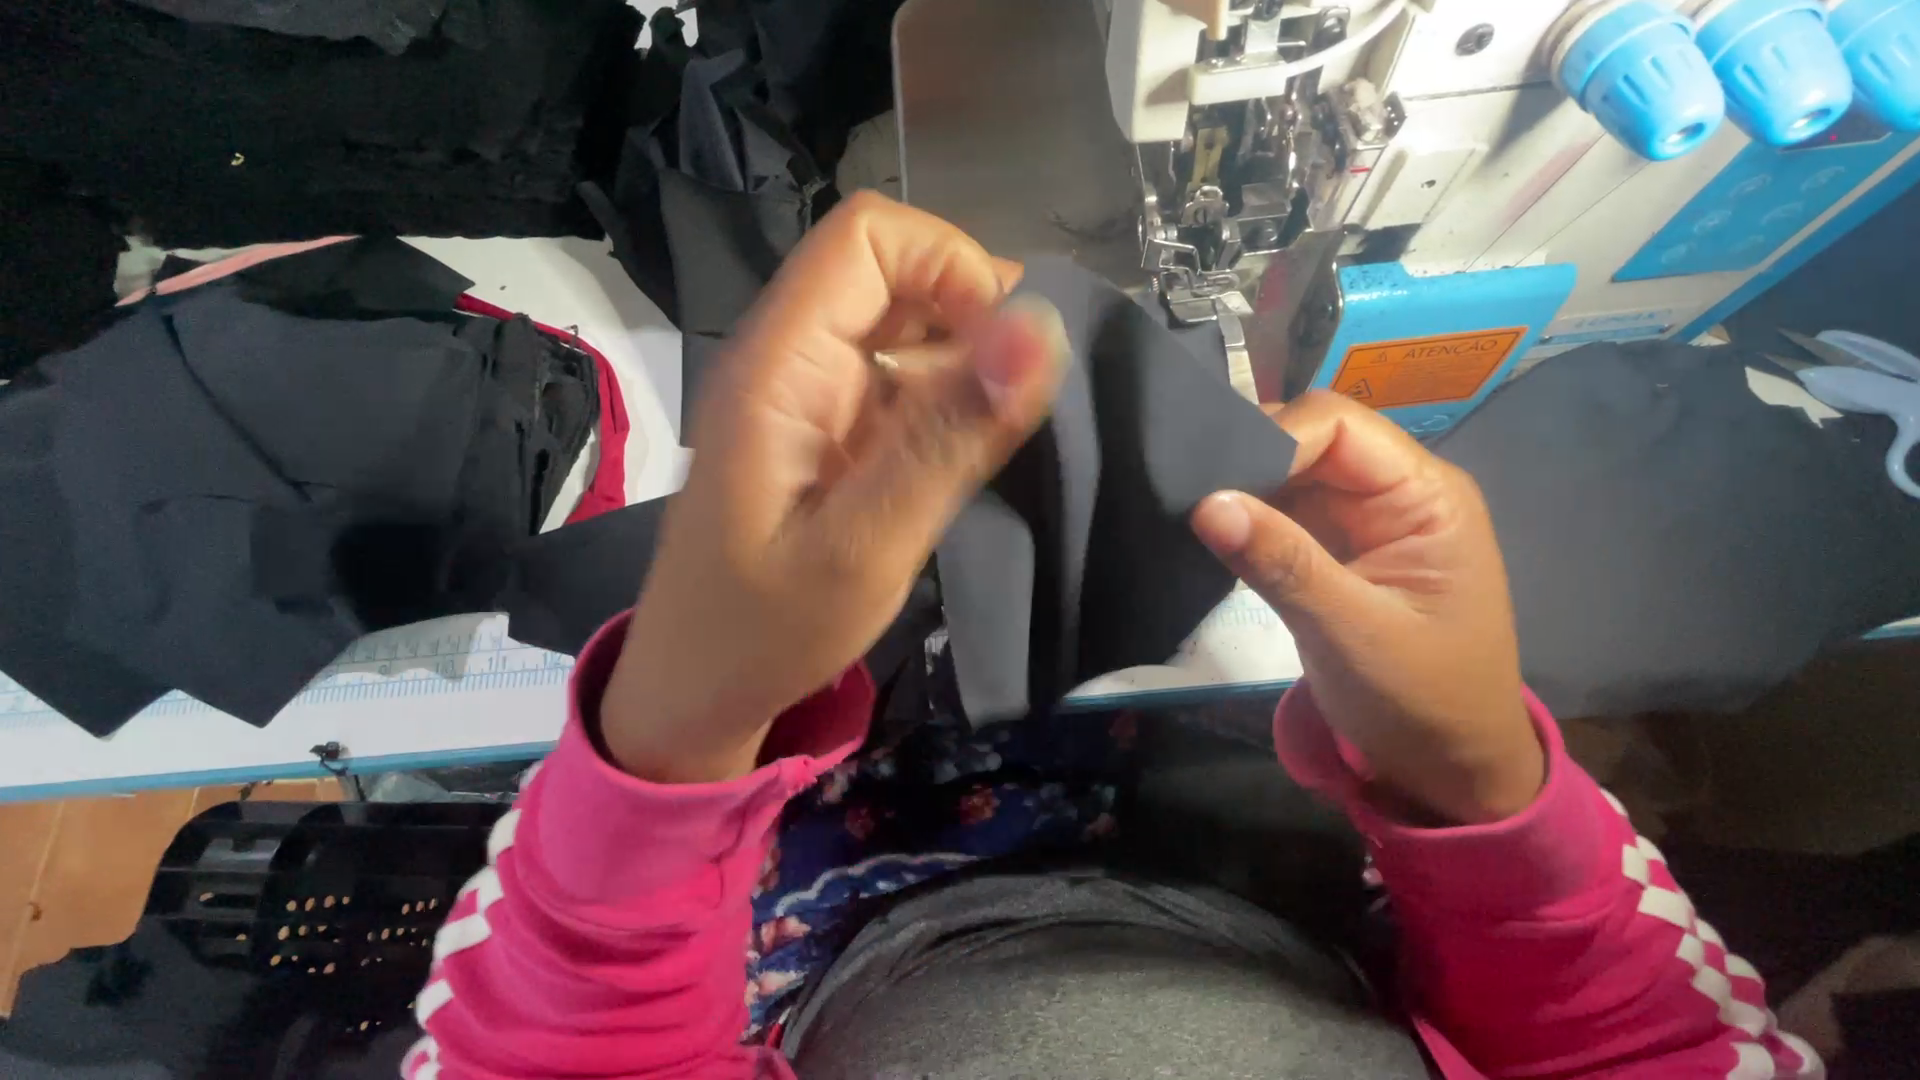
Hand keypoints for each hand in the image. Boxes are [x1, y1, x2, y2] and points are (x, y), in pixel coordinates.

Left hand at [602, 193, 1068, 782]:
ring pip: (893, 324)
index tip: (1003, 349)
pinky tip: (965, 448)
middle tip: (1015, 397)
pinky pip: (890, 379)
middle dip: (964, 310)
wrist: (697, 689)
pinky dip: (940, 396)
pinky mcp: (820, 432)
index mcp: (779, 365)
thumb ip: (948, 439)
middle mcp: (786, 359)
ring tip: (999, 427)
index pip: (867, 238)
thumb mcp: (866, 545)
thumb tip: (1039, 330)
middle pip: (884, 271)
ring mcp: (802, 395)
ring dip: (959, 356)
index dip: (949, 265)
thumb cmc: (766, 631)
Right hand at [1190, 391, 1543, 823]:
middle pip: (1311, 439)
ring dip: (1241, 489)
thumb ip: (1282, 563)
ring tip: (1187, 510)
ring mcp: (1362, 519)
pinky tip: (1210, 532)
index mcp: (1425, 496)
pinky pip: (1281, 512)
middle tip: (1187, 492)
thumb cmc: (1421, 700)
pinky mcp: (1334, 547)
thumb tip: (1205, 503)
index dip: (1274, 440)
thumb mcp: (1349, 632)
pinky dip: (1245, 519)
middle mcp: (1395, 492)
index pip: (1339, 425)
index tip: (1212, 482)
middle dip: (1250, 460)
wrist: (1446, 766)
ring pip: (1288, 473)